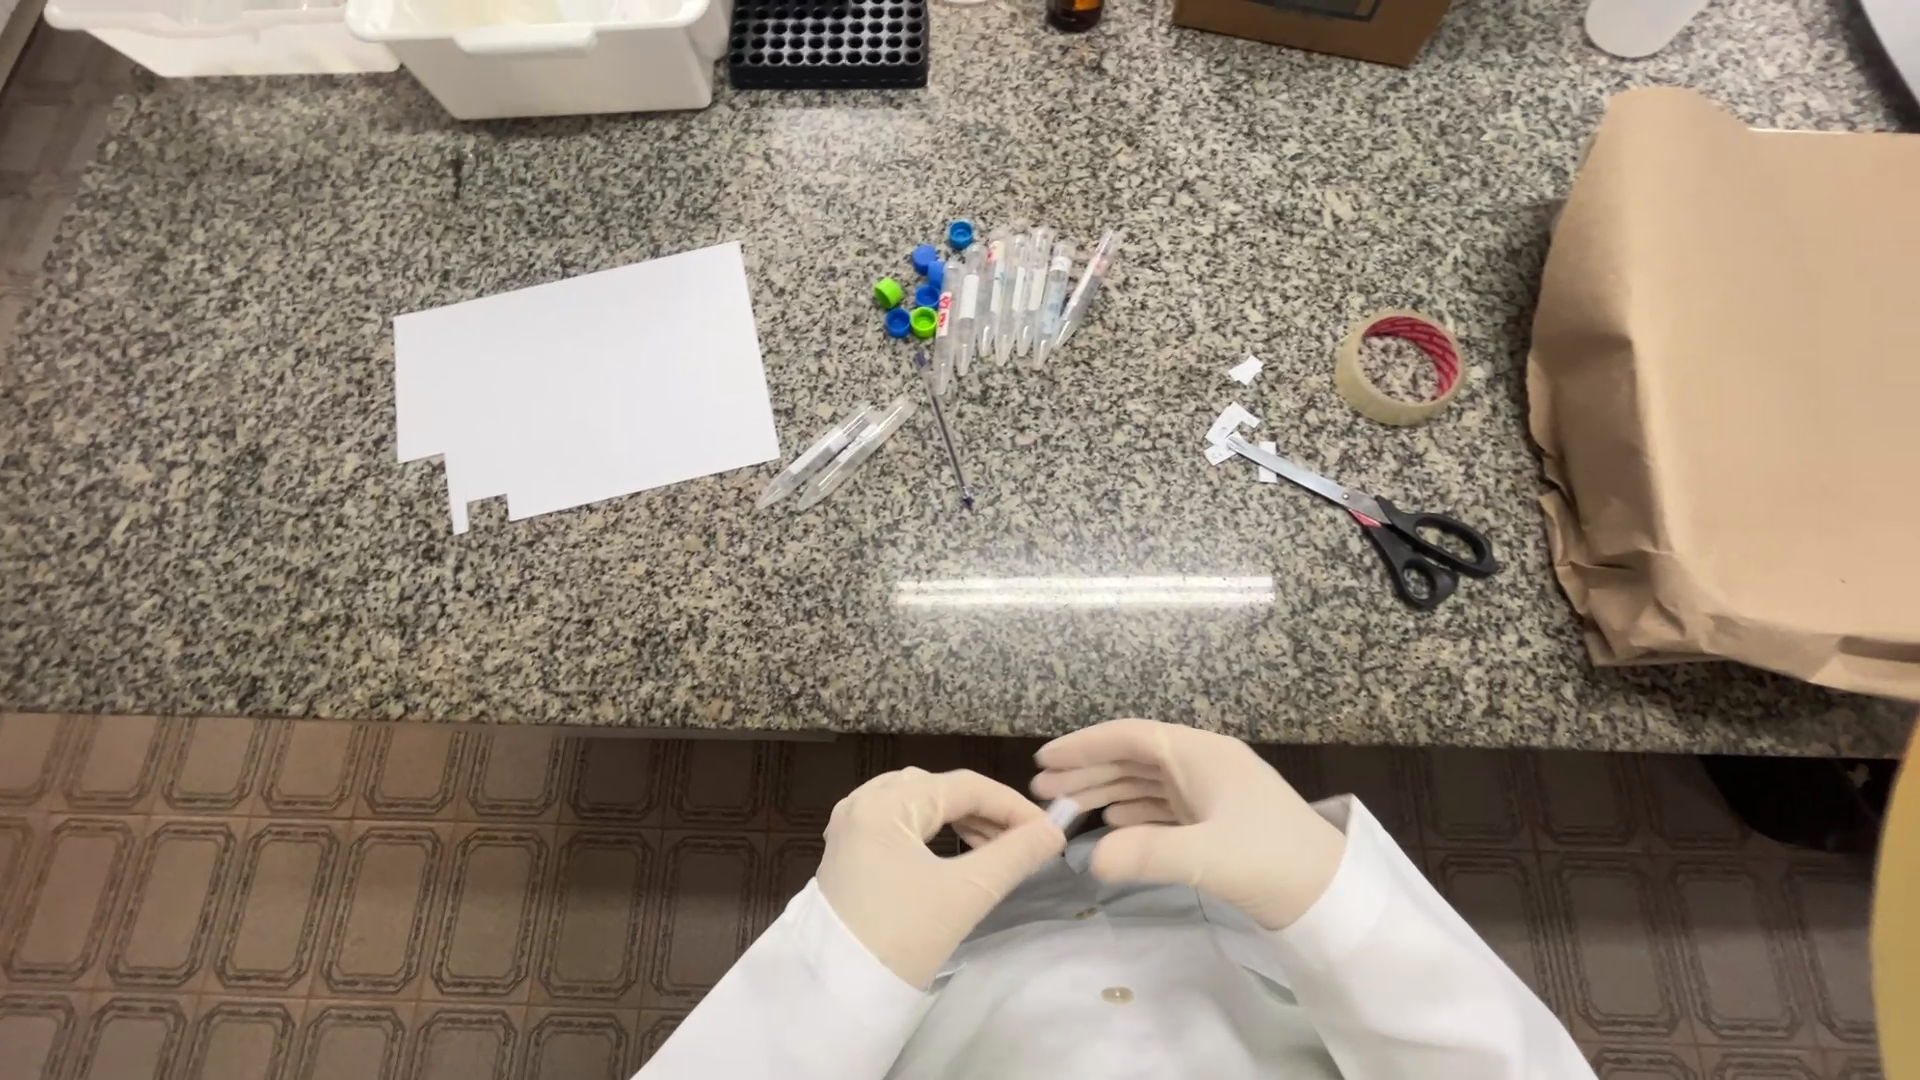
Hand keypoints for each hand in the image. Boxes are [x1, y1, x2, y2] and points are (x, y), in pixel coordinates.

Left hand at [817, 768, 1066, 987]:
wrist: (835, 996)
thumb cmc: (902, 939)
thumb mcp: (965, 894)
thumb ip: (1015, 855)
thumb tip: (1055, 831)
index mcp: (885, 802)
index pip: (963, 786)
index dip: (1012, 805)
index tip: (1049, 829)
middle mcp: (864, 801)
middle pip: (940, 789)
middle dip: (986, 812)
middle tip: (1025, 841)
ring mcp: (852, 824)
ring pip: (920, 803)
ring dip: (961, 819)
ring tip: (996, 846)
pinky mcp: (849, 848)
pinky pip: (901, 821)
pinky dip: (933, 829)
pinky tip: (957, 848)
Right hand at [1031, 718, 1345, 930]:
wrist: (1336, 898)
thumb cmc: (1273, 863)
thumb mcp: (1208, 858)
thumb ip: (1147, 853)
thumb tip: (1089, 859)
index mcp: (1201, 754)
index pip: (1130, 737)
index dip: (1084, 745)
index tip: (1045, 760)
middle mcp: (1202, 763)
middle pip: (1132, 757)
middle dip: (1087, 770)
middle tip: (1043, 790)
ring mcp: (1210, 790)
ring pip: (1144, 781)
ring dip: (1104, 791)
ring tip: (1063, 806)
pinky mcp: (1216, 817)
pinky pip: (1161, 804)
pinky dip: (1131, 810)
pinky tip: (1110, 823)